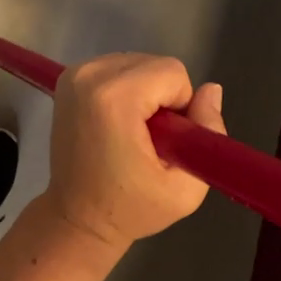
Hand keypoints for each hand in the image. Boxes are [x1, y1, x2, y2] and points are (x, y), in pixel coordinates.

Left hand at [46, 52, 225, 249]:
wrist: (75, 218)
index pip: (172, 72)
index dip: (181, 105)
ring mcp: (75, 73)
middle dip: (162, 97)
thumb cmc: (130, 209)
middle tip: (151, 139)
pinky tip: (117, 121)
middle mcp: (90, 75)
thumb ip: (207, 133)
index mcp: (115, 98)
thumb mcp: (185, 189)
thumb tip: (212, 89)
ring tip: (132, 132)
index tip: (167, 139)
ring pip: (136, 63)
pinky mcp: (68, 77)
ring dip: (144, 92)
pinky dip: (126, 88)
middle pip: (153, 63)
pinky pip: (116, 67)